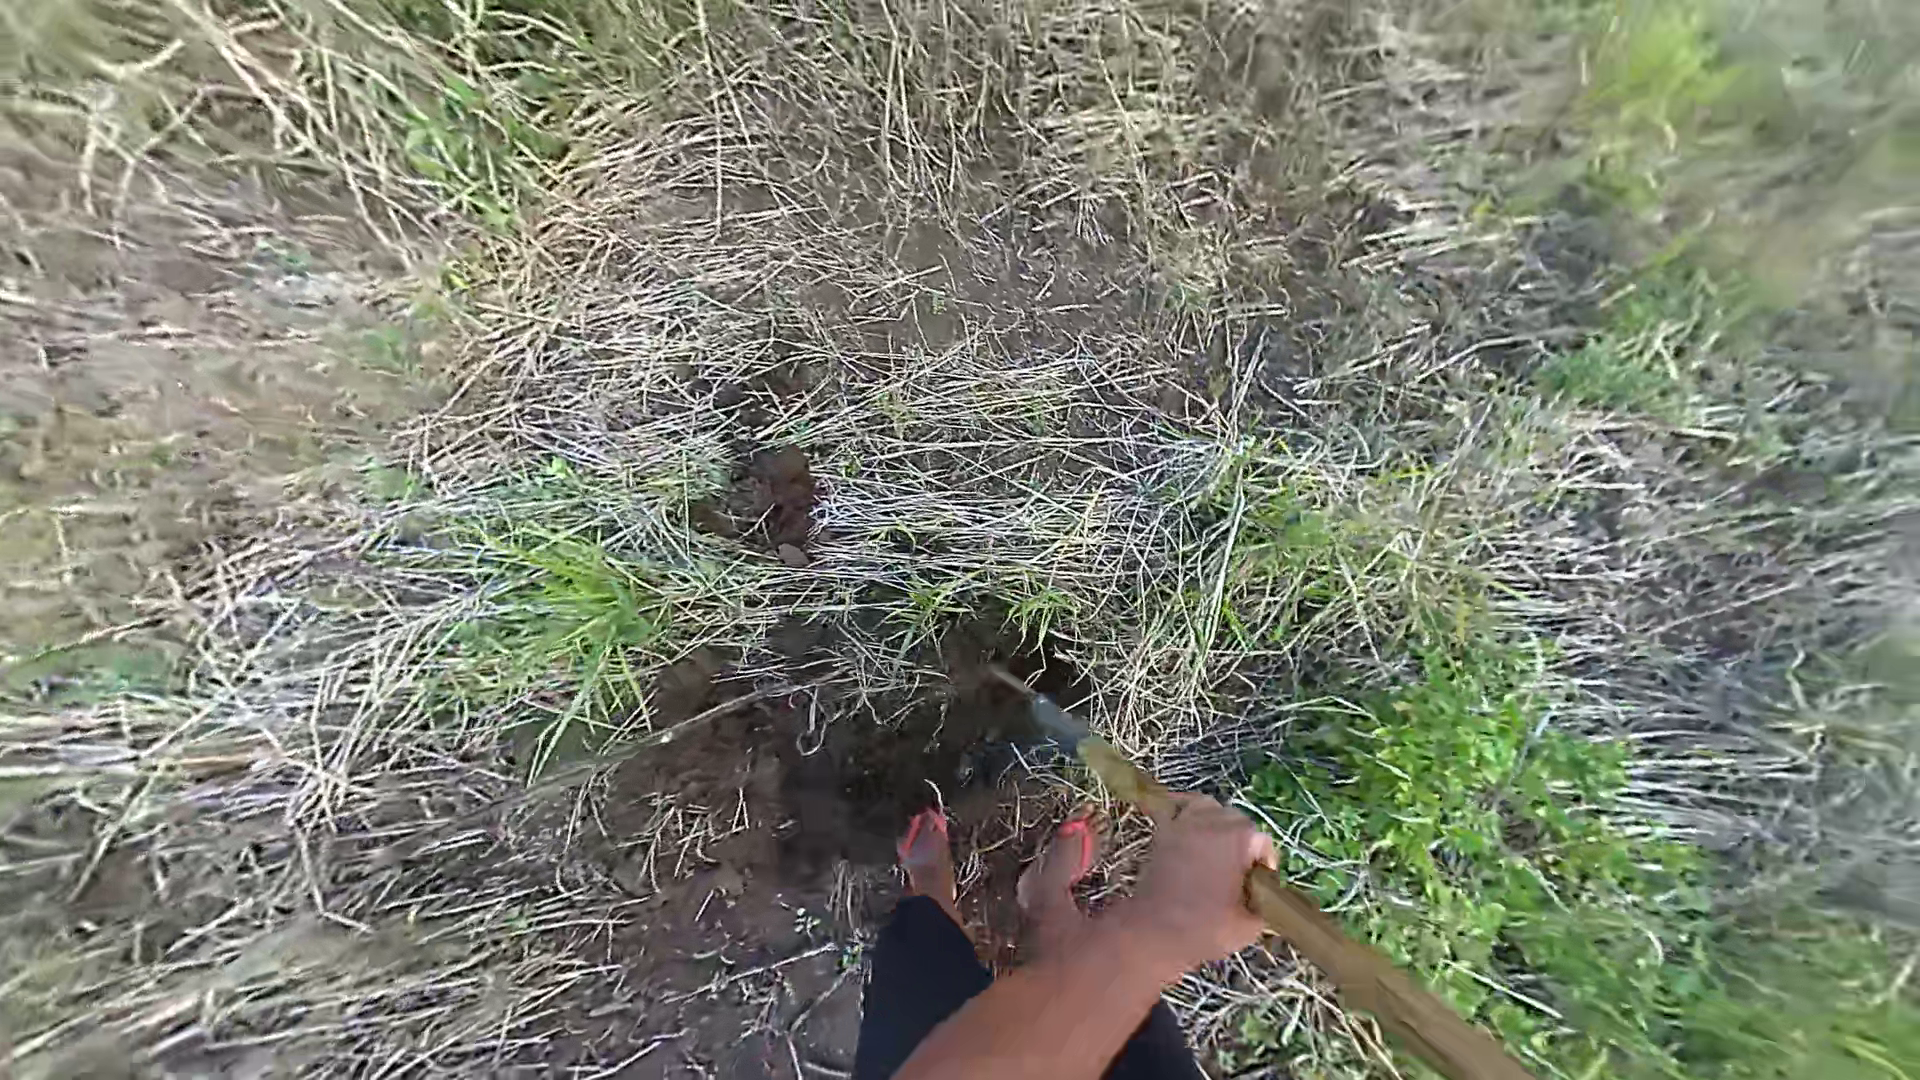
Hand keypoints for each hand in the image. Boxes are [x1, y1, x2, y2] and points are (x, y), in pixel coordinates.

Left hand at [1112, 793, 1273, 978]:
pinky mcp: (1162, 829)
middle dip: (1244, 839)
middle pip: (1235, 817)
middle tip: (1243, 868)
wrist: (1158, 926)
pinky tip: (1191, 833)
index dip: (1265, 861)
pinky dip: (1186, 814)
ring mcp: (1182, 822)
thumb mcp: (1249, 924)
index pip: (1261, 839)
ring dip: (1217, 820)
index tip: (1261, 882)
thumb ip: (1262, 904)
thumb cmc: (1208, 926)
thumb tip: (1261, 897)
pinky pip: (1176, 808)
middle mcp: (1209, 821)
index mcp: (1235, 838)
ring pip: (1207, 806)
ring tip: (1219, 847)